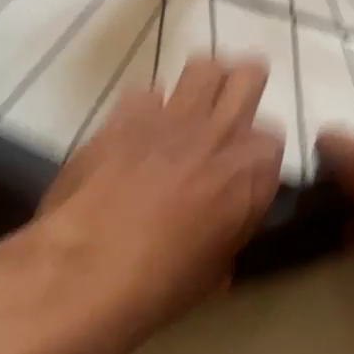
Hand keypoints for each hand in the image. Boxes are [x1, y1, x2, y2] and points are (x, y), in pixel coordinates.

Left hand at [34, 55, 285, 329]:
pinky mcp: (126, 116)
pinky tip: (134, 132)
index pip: (273, 137)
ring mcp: (175, 117)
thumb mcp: (214, 270)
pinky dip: (144, 108)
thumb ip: (230, 231)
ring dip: (200, 84)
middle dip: (241, 88)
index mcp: (255, 170)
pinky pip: (145, 92)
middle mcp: (224, 131)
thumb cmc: (158, 287)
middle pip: (250, 74)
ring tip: (187, 108)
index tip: (239, 171)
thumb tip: (222, 231)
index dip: (254, 152)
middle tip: (224, 114)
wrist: (81, 277)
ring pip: (204, 66)